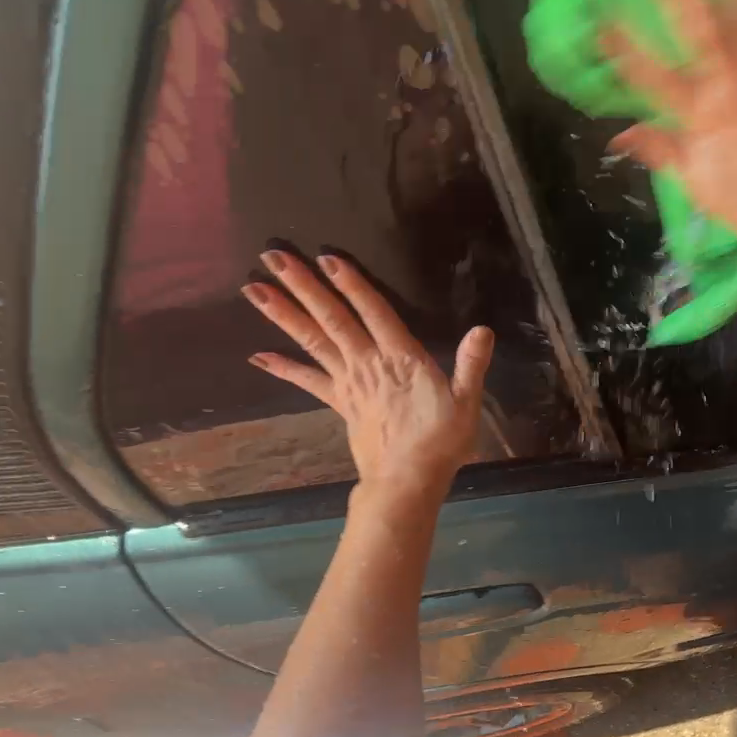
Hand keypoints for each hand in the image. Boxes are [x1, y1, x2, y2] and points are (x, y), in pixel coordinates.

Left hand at [242, 250, 493, 499]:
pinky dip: (284, 368)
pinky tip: (258, 356)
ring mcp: (349, 383)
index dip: (354, 286)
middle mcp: (369, 364)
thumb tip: (482, 330)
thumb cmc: (442, 441)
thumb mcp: (467, 403)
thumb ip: (471, 365)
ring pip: (314, 341)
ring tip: (253, 288)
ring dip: (284, 314)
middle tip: (274, 256)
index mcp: (402, 359)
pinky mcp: (340, 403)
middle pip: (334, 319)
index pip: (375, 314)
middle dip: (305, 287)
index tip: (328, 258)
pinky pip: (308, 382)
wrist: (407, 480)